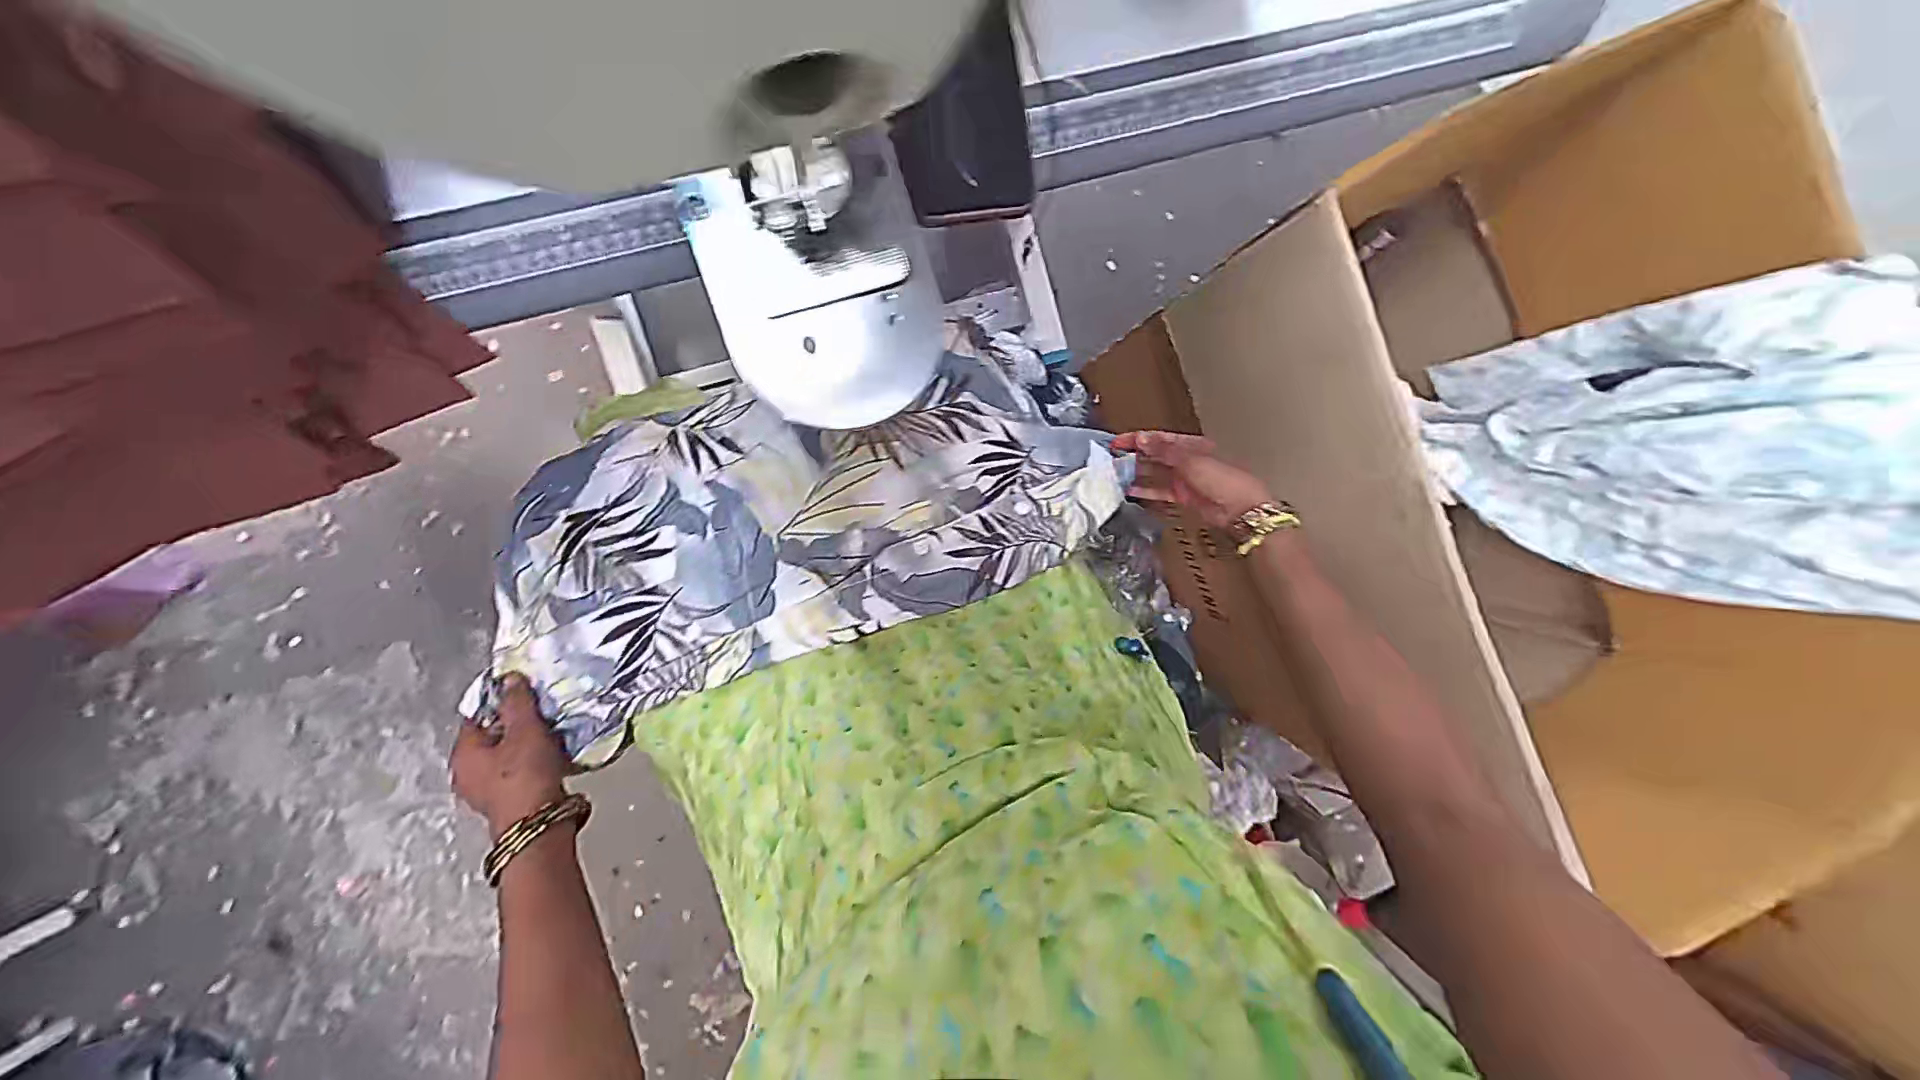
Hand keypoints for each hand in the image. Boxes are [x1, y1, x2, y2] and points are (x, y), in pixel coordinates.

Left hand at [451, 673, 568, 838]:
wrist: (539, 822)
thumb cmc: (526, 775)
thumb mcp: (525, 729)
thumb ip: (516, 701)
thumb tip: (509, 679)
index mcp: (462, 753)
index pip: (478, 714)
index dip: (502, 700)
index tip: (526, 692)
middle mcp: (465, 773)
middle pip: (492, 736)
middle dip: (516, 723)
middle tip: (542, 713)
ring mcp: (484, 791)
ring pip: (505, 755)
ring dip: (525, 743)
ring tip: (551, 733)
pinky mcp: (505, 801)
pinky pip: (516, 771)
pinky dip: (530, 761)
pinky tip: (550, 757)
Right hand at [1112, 430, 1274, 527]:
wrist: (1241, 509)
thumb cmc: (1225, 480)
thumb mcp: (1191, 460)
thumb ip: (1164, 451)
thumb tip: (1143, 438)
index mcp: (1190, 445)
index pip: (1158, 438)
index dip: (1137, 439)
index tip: (1117, 442)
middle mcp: (1186, 460)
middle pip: (1154, 455)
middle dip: (1133, 456)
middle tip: (1112, 459)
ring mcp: (1184, 479)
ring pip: (1154, 473)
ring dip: (1136, 474)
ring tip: (1116, 475)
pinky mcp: (1183, 496)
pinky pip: (1159, 492)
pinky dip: (1145, 491)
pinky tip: (1130, 491)